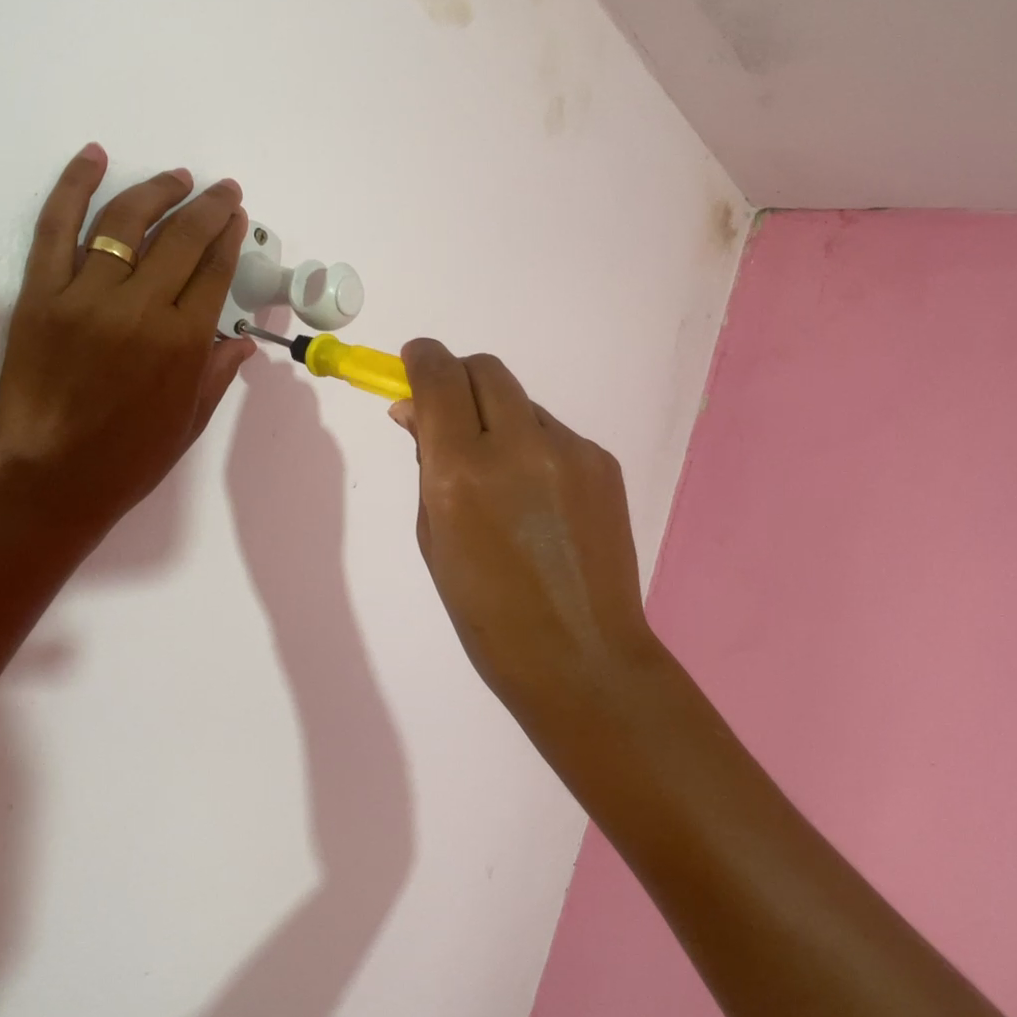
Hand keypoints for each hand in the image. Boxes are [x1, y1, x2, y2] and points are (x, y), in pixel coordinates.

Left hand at [0, 143, 255, 527]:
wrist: (53, 479)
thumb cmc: (129, 459)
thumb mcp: (189, 421)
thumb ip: (217, 374)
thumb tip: (241, 340)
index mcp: (184, 343)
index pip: (215, 272)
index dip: (229, 238)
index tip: (237, 217)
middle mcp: (142, 308)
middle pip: (183, 239)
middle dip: (209, 208)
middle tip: (222, 190)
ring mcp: (87, 296)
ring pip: (127, 223)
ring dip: (158, 191)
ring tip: (177, 177)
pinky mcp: (41, 293)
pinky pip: (57, 227)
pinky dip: (74, 186)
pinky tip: (95, 156)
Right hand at [389, 340, 659, 700]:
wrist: (581, 656)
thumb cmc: (487, 616)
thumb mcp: (435, 541)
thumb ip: (427, 467)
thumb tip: (416, 414)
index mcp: (462, 473)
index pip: (438, 376)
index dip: (420, 360)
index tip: (412, 364)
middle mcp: (518, 447)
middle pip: (485, 369)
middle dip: (458, 379)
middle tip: (450, 417)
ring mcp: (570, 451)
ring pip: (521, 403)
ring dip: (499, 420)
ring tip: (503, 483)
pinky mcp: (603, 462)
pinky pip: (554, 435)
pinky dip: (534, 449)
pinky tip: (540, 504)